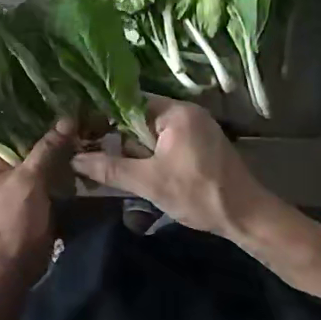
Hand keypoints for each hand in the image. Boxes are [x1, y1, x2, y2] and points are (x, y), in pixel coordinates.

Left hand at [0, 119, 77, 287]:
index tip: (61, 91)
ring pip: (42, 156)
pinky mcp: (33, 197)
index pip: (9, 119)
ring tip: (91, 125)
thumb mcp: (29, 180)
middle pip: (29, 137)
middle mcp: (1, 163)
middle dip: (54, 126)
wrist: (7, 269)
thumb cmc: (10, 221)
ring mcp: (18, 181)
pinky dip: (65, 167)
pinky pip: (50, 175)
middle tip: (84, 107)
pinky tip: (87, 154)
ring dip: (63, 147)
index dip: (33, 106)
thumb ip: (48, 148)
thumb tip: (68, 117)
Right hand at [72, 98, 278, 240]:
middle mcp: (189, 113)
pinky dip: (154, 156)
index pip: (130, 104)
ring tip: (117, 169)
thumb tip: (75, 159)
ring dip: (137, 152)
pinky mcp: (203, 146)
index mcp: (177, 112)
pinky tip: (143, 174)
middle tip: (98, 158)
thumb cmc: (197, 194)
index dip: (106, 120)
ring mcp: (198, 129)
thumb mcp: (149, 182)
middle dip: (122, 140)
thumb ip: (110, 168)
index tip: (85, 136)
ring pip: (154, 134)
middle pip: (141, 119)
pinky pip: (169, 143)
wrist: (245, 215)